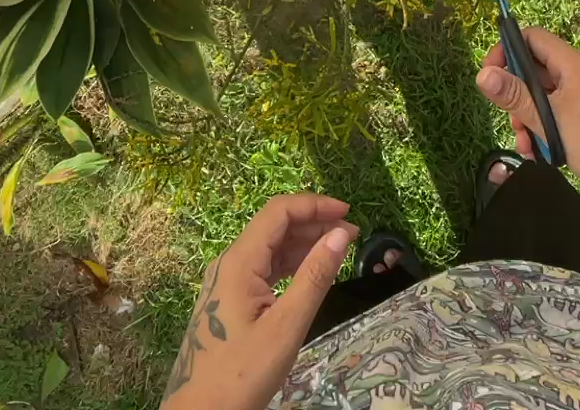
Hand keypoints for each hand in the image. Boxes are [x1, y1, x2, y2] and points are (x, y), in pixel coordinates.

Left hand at [160, 194, 357, 409]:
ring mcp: (228, 279)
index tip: (347, 213)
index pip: (279, 212)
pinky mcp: (230, 297)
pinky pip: (265, 267)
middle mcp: (230, 262)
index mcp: (239, 261)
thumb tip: (341, 234)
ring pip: (270, 246)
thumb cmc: (242, 374)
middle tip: (350, 235)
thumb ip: (315, 277)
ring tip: (338, 249)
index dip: (314, 205)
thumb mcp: (286, 327)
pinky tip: (312, 270)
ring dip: (304, 242)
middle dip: (313, 222)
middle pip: (275, 225)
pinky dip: (291, 262)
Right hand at [475, 26, 579, 198]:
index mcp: (571, 63)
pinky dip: (547, 127)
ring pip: (546, 95)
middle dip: (517, 96)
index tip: (491, 77)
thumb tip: (482, 74)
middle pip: (536, 69)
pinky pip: (560, 111)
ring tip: (527, 146)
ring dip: (529, 118)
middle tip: (511, 122)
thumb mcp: (548, 120)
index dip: (506, 51)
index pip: (531, 38)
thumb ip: (514, 96)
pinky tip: (542, 153)